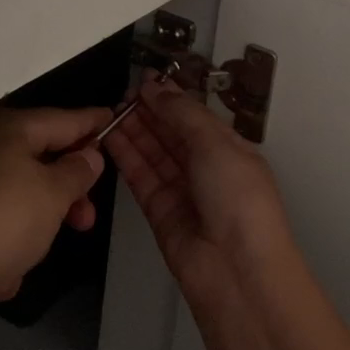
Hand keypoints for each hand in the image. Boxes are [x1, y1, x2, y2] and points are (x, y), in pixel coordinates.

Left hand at [0, 106, 110, 349]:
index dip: (92, 122)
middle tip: (88, 218)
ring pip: (20, 198)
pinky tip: (4, 275)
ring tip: (37, 254)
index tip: (115, 118)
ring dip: (37, 225)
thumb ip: (77, 171)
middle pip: (41, 160)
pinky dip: (6, 248)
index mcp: (9, 127)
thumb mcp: (54, 193)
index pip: (64, 119)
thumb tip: (87, 154)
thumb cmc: (1, 221)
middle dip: (67, 191)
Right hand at [104, 78, 295, 307]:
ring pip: (154, 153)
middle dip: (149, 112)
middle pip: (172, 133)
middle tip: (122, 93)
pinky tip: (110, 137)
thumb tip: (158, 87)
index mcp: (230, 149)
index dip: (170, 97)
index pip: (195, 116)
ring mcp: (183, 191)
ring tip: (111, 109)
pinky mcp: (160, 213)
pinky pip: (141, 177)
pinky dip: (126, 157)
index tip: (144, 79)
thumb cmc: (239, 200)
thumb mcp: (216, 144)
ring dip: (134, 130)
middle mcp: (207, 169)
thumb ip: (182, 113)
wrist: (237, 271)